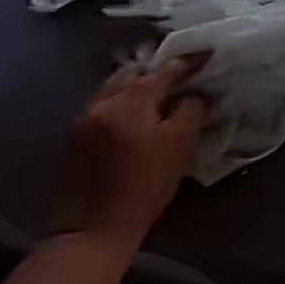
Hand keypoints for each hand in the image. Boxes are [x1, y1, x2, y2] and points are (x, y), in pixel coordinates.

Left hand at [50, 54, 210, 250]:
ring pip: (113, 90)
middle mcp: (100, 106)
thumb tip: (196, 95)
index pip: (163, 72)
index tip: (209, 54)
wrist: (93, 229)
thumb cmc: (146, 183)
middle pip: (130, 75)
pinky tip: (141, 114)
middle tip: (184, 72)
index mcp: (128, 104)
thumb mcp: (181, 144)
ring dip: (139, 86)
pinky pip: (104, 107)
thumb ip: (192, 110)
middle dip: (157, 70)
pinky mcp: (75, 141)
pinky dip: (125, 101)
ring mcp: (82, 124)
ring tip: (163, 91)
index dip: (188, 62)